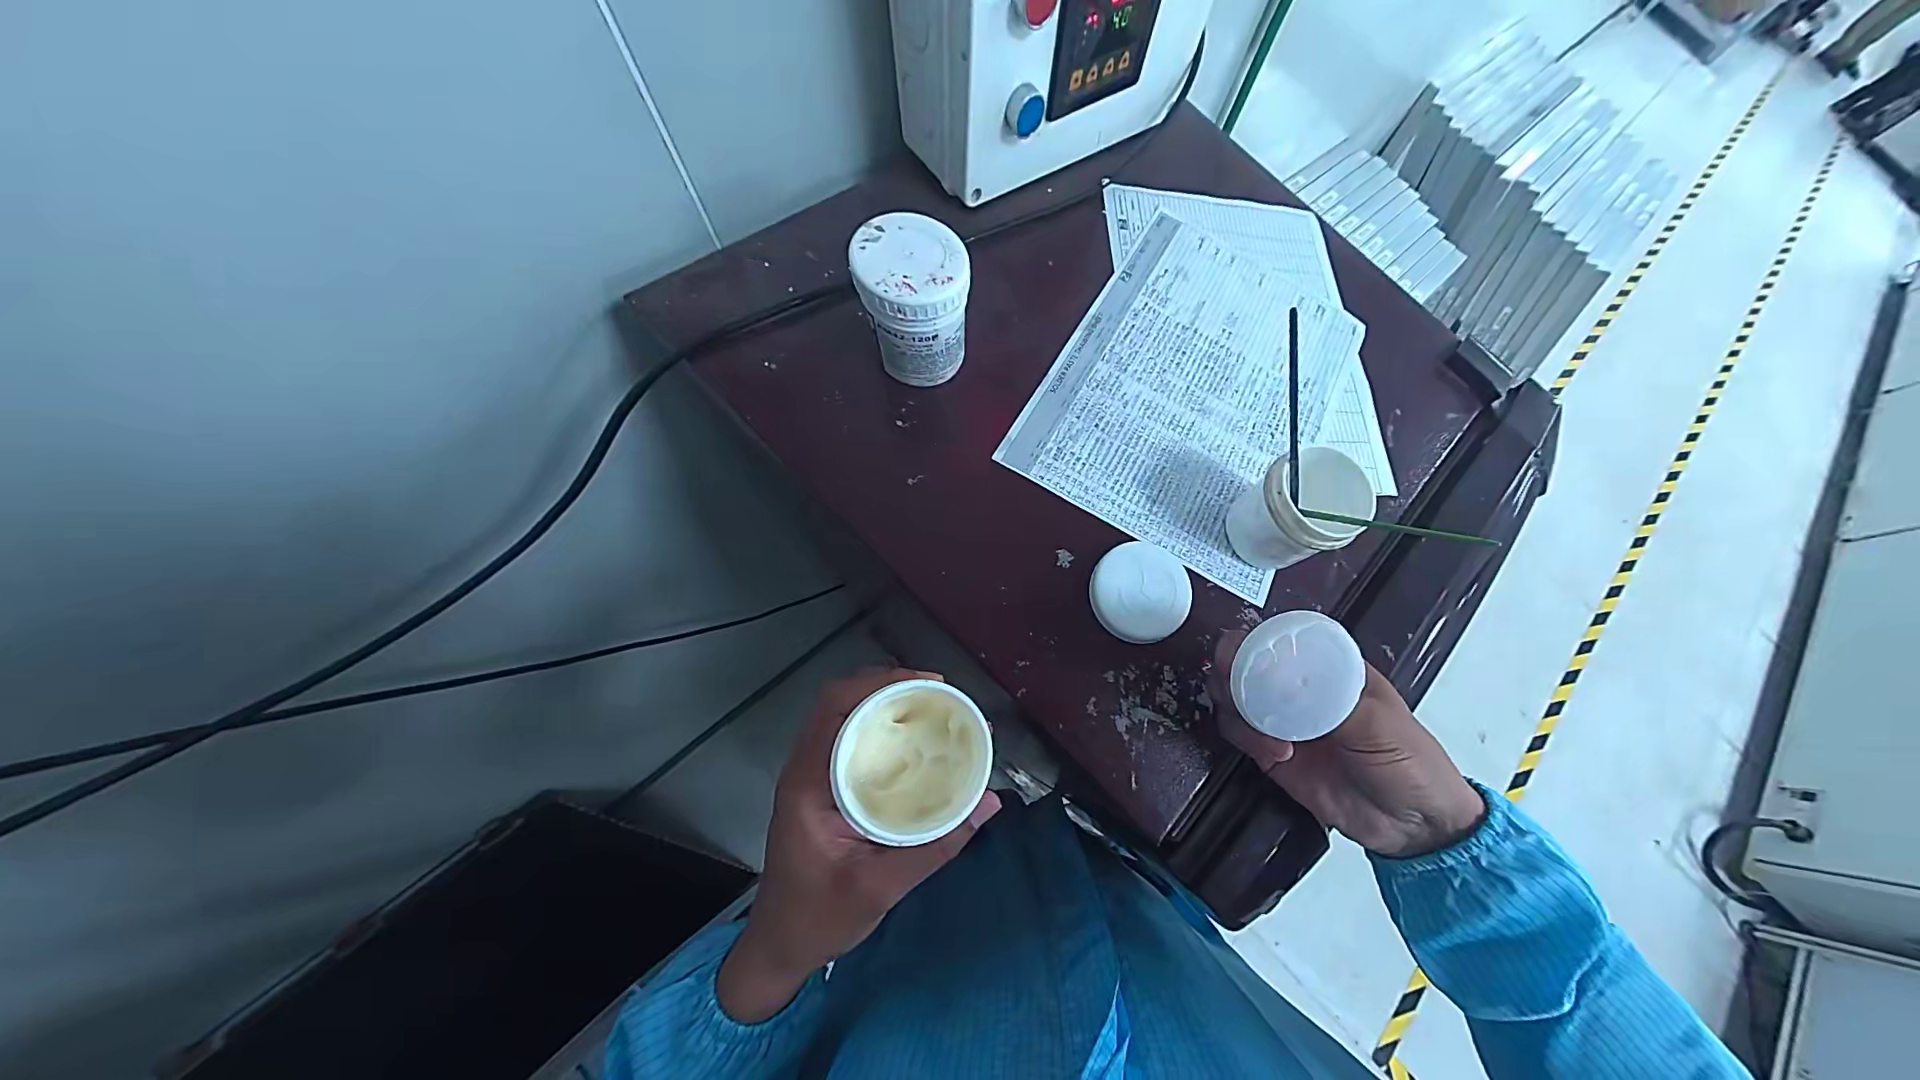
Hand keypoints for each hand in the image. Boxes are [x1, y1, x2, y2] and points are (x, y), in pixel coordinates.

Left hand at [716, 669, 1001, 1021]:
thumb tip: (988, 802)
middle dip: (887, 686)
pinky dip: (876, 726)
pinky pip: (846, 738)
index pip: (835, 707)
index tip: (928, 684)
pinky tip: (908, 738)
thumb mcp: (882, 886)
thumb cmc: (820, 918)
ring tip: (928, 705)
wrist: (779, 947)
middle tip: (937, 693)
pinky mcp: (818, 786)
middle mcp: (804, 767)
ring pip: (842, 716)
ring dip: (881, 702)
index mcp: (808, 781)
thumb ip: (937, 845)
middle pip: (839, 702)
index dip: (880, 684)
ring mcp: (808, 775)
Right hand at [1212, 632, 1484, 857]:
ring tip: (1268, 733)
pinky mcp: (1269, 749)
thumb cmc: (1413, 764)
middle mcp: (1299, 689)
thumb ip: (1330, 700)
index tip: (1238, 656)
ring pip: (1233, 697)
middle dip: (1233, 675)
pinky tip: (1275, 753)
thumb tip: (1287, 683)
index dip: (1252, 643)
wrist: (1414, 828)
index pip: (1280, 641)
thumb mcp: (1378, 723)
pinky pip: (1237, 733)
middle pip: (1244, 665)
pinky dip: (1245, 739)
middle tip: (1238, 692)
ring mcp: (1283, 719)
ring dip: (1238, 711)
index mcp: (1328, 668)